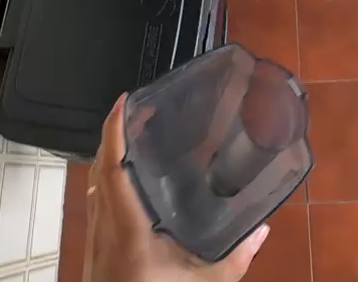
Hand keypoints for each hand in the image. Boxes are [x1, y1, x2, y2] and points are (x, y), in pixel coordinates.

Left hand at [84, 93, 269, 281]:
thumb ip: (235, 258)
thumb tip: (263, 229)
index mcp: (125, 229)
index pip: (111, 167)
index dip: (114, 130)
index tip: (125, 101)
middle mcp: (103, 229)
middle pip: (99, 168)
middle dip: (116, 133)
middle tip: (141, 109)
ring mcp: (94, 241)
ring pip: (94, 185)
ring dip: (111, 156)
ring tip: (137, 136)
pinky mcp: (94, 253)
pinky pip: (96, 203)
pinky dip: (109, 180)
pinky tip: (131, 181)